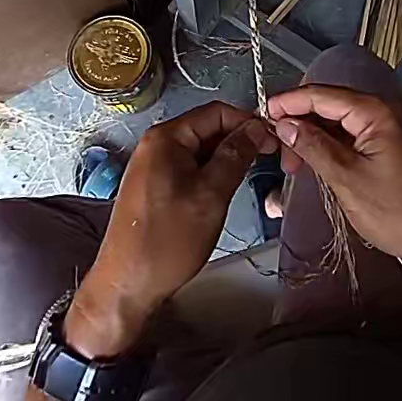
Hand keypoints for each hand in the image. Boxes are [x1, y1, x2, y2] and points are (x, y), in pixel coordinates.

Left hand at [66, 101, 276, 357]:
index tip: (274, 141)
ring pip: (202, 149)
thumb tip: (257, 127)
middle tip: (270, 159)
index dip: (248, 122)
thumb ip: (236, 154)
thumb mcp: (211, 194)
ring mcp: (155, 166)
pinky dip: (213, 173)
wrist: (126, 288)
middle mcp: (157, 145)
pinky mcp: (156, 186)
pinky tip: (228, 188)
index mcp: (166, 138)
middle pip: (209, 128)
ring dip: (229, 158)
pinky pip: (192, 167)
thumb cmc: (168, 240)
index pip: (217, 112)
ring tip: (253, 174)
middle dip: (240, 139)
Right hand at [265, 84, 401, 269]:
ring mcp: (387, 127)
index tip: (263, 114)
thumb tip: (285, 124)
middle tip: (281, 153)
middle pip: (330, 105)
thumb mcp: (348, 179)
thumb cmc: (401, 212)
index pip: (323, 94)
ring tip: (295, 166)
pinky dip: (330, 146)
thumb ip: (314, 147)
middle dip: (300, 124)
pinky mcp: (388, 143)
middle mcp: (383, 111)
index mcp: (375, 112)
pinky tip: (315, 164)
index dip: (290, 102)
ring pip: (338, 121)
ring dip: (313, 137)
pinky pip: (351, 135)